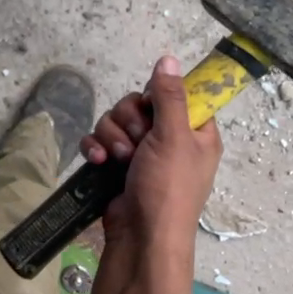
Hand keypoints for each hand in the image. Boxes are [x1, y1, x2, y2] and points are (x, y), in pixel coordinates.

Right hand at [79, 56, 222, 245]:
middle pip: (139, 105)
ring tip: (117, 158)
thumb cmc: (167, 188)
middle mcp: (170, 140)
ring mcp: (142, 153)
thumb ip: (170, 96)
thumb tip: (170, 58)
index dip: (159, 97)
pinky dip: (97, 148)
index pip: (177, 96)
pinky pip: (100, 140)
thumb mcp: (173, 137)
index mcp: (195, 133)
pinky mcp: (117, 165)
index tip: (151, 106)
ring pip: (116, 120)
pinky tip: (99, 161)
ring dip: (111, 137)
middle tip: (136, 140)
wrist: (140, 235)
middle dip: (128, 120)